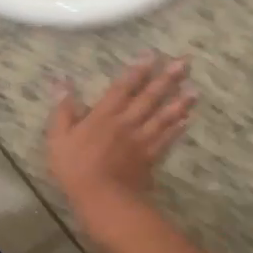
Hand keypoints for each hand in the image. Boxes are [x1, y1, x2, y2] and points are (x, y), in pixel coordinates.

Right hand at [47, 53, 195, 240]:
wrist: (103, 198)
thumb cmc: (75, 167)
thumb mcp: (58, 137)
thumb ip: (63, 109)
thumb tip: (61, 82)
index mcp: (103, 116)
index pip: (122, 88)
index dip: (137, 71)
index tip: (152, 55)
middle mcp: (127, 122)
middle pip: (149, 97)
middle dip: (166, 79)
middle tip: (184, 63)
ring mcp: (142, 140)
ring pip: (163, 116)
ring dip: (179, 102)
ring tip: (194, 89)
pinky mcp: (151, 157)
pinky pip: (166, 138)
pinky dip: (177, 127)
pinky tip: (186, 119)